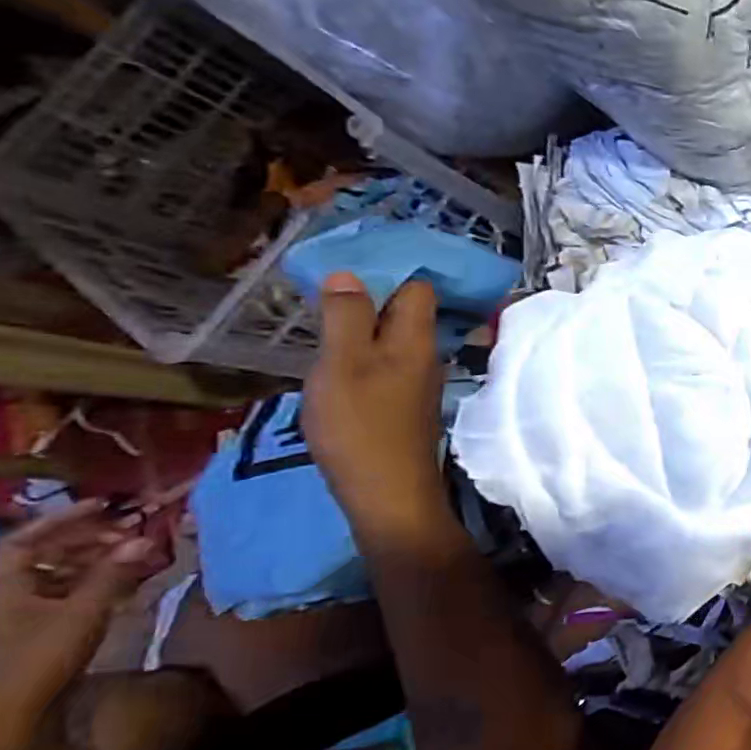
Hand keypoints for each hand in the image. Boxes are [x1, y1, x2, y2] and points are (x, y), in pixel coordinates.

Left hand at [0, 499, 168, 725]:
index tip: (104, 504)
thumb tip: (143, 537)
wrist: (7, 715)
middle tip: (132, 531)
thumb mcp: (82, 613)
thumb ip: (113, 574)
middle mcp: (3, 597)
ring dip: (96, 561)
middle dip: (88, 539)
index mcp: (2, 588)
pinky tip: (124, 583)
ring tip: (136, 554)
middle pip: (43, 556)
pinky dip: (94, 582)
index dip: (61, 519)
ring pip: (56, 575)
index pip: (24, 540)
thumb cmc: (38, 657)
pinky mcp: (34, 632)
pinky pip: (64, 594)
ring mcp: (16, 617)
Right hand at [302, 272, 449, 543]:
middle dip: (371, 294)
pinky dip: (363, 349)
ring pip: (394, 337)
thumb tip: (351, 274)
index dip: (389, 271)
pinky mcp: (404, 402)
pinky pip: (387, 361)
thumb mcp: (342, 364)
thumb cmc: (361, 424)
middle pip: (407, 311)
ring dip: (364, 323)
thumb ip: (347, 318)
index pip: (418, 288)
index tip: (348, 259)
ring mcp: (418, 379)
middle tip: (323, 285)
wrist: (386, 490)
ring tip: (323, 312)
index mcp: (418, 339)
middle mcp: (427, 355)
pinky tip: (336, 354)